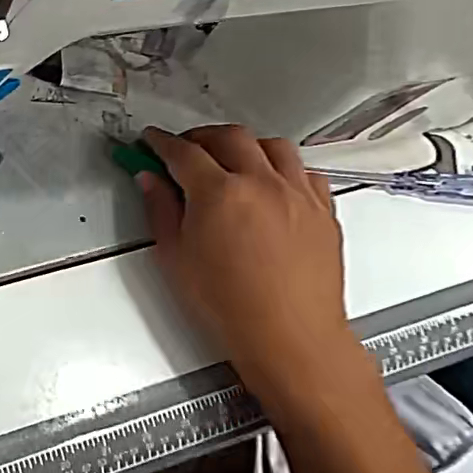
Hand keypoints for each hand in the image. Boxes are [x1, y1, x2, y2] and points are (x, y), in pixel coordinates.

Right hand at [137, 125, 371, 414]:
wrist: (287, 335)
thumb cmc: (231, 305)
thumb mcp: (174, 256)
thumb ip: (160, 209)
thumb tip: (150, 181)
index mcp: (219, 193)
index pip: (183, 152)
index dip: (161, 142)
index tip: (152, 141)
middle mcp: (262, 184)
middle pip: (228, 137)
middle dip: (200, 137)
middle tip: (183, 147)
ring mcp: (297, 194)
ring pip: (272, 145)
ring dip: (244, 144)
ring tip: (229, 158)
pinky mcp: (322, 211)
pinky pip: (305, 171)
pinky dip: (282, 167)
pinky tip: (270, 181)